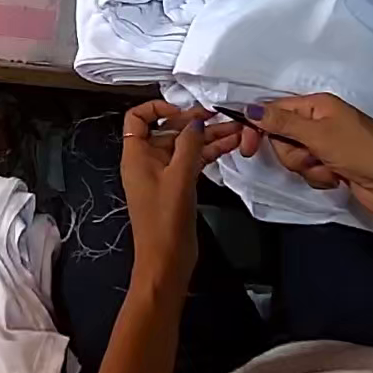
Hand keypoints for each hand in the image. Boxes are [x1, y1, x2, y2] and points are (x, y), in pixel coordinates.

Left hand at [119, 102, 240, 294]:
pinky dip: (208, 153)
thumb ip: (189, 146)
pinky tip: (229, 146)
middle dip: (194, 122)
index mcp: (136, 155)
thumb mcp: (179, 178)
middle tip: (222, 116)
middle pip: (168, 130)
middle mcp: (147, 161)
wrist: (166, 263)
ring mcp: (163, 174)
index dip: (157, 108)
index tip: (182, 112)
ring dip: (208, 137)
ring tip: (236, 129)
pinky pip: (192, 162)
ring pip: (184, 146)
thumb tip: (197, 121)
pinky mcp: (177, 186)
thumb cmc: (165, 221)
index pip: (137, 118)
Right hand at [238, 93, 372, 222]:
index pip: (274, 110)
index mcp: (317, 105)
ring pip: (293, 156)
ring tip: (329, 168)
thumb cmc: (364, 152)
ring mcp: (325, 145)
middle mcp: (319, 122)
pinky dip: (317, 177)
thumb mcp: (319, 134)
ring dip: (306, 167)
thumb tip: (250, 109)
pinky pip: (307, 170)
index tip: (246, 146)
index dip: (258, 127)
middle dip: (291, 152)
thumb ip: (281, 122)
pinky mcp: (331, 166)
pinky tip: (336, 178)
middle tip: (310, 156)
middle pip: (281, 136)